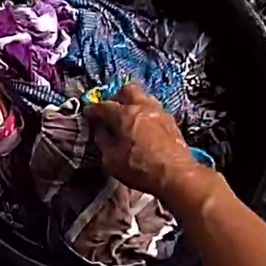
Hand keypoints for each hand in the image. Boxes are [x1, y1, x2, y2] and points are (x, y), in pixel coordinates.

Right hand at [85, 83, 210, 200]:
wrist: (176, 175)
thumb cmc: (140, 168)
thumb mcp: (111, 159)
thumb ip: (103, 141)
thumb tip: (99, 131)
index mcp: (124, 114)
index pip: (103, 105)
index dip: (93, 110)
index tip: (88, 114)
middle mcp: (143, 107)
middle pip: (128, 90)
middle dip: (116, 97)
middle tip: (110, 110)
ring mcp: (160, 113)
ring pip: (144, 98)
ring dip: (134, 104)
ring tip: (128, 118)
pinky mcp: (172, 123)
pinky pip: (155, 111)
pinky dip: (146, 115)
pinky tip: (143, 128)